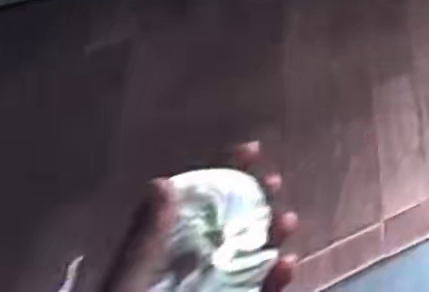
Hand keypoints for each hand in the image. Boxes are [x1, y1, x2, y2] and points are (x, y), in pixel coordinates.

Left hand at [99, 141, 297, 291]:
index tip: (252, 149)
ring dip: (274, 235)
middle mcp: (190, 275)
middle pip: (231, 226)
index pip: (195, 208)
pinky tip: (287, 265)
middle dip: (259, 199)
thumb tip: (162, 182)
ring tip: (286, 221)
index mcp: (159, 264)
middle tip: (274, 182)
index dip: (225, 175)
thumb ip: (142, 249)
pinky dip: (277, 280)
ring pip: (252, 258)